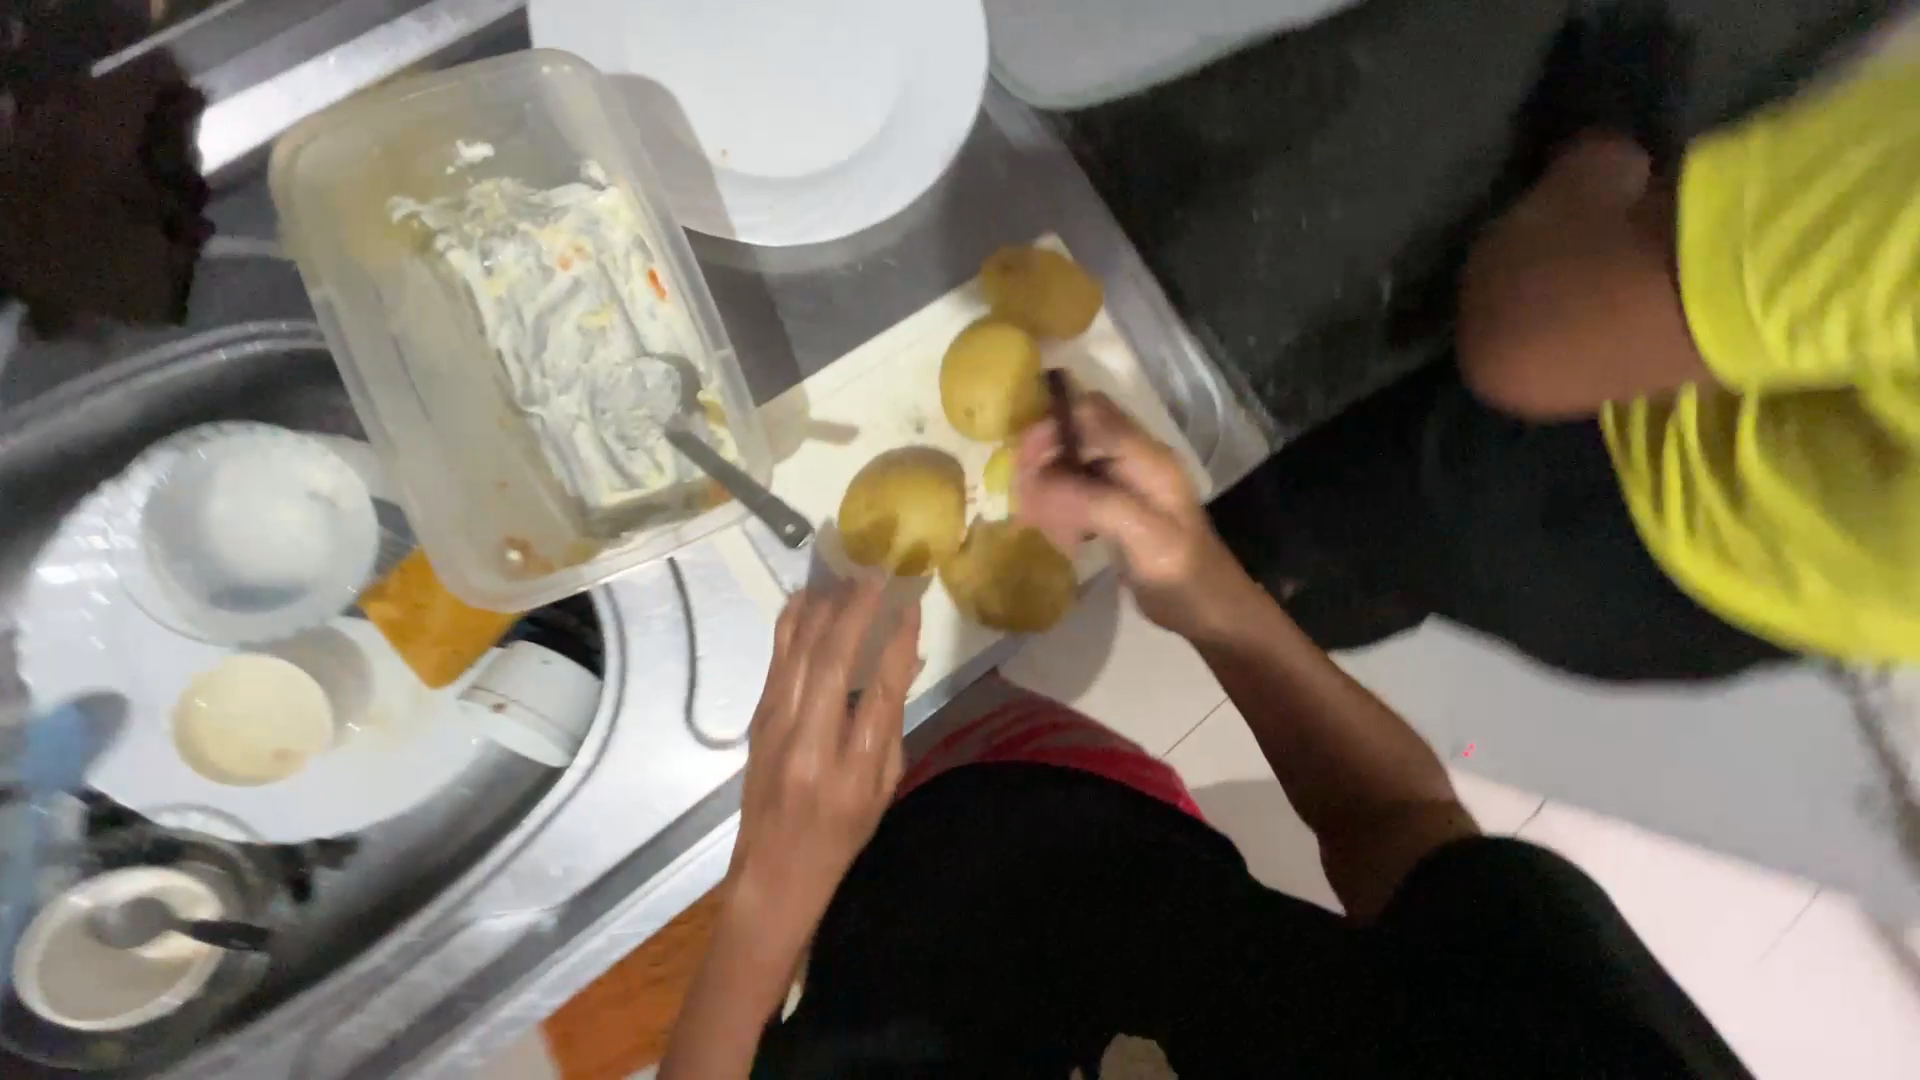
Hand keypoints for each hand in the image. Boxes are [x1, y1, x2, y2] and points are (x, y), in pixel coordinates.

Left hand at [726, 581, 920, 943]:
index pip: (878, 692)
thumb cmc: (841, 834)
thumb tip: (904, 662)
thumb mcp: (883, 788)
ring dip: (823, 610)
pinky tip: (807, 600)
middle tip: (876, 575)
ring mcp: (775, 727)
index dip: (897, 643)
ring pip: (797, 654)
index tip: (910, 605)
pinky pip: (775, 660)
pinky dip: (791, 625)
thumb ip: (892, 723)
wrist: (772, 872)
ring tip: (846, 579)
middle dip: (855, 611)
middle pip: (831, 661)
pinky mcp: (757, 719)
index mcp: (852, 770)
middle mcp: (809, 742)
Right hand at [1014, 392, 1249, 637]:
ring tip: (1026, 504)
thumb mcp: (1143, 536)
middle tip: (1019, 486)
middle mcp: (1136, 461)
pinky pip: (1077, 488)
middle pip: (1078, 431)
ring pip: (1074, 459)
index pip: (1092, 411)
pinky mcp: (1118, 509)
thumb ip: (1095, 502)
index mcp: (1146, 458)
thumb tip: (1040, 482)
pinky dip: (1056, 497)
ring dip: (1046, 474)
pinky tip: (1043, 519)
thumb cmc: (1181, 574)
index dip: (1054, 420)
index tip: (1023, 453)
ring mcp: (1126, 485)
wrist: (1211, 612)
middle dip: (1043, 450)